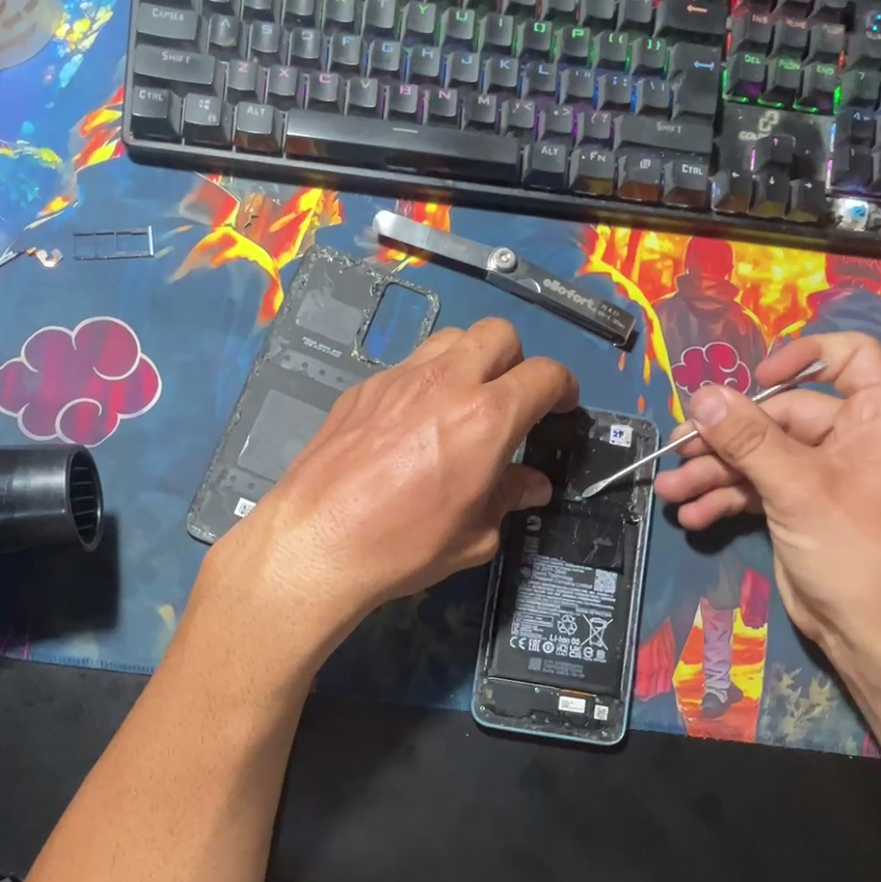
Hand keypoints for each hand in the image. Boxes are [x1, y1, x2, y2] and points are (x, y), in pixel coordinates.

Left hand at [212, 318, 577, 630]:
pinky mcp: (363, 387)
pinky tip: (412, 423)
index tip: (561, 407)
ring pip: (451, 338)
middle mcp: (446, 382)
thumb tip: (531, 484)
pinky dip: (425, 381)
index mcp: (487, 417)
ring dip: (469, 360)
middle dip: (516, 360)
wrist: (317, 543)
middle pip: (499, 334)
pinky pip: (408, 365)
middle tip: (510, 401)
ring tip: (462, 402)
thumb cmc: (404, 547)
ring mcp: (399, 378)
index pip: (544, 374)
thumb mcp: (474, 536)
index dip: (563, 387)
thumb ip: (508, 498)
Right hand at [654, 333, 880, 666]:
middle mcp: (855, 437)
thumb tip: (701, 395)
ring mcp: (824, 473)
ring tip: (670, 489)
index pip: (847, 357)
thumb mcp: (798, 489)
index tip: (753, 380)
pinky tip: (692, 515)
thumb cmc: (856, 551)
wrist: (873, 634)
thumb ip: (746, 438)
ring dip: (714, 473)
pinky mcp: (799, 505)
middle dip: (726, 437)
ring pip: (759, 454)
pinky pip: (756, 487)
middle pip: (780, 414)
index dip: (799, 359)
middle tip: (678, 449)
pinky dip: (725, 499)